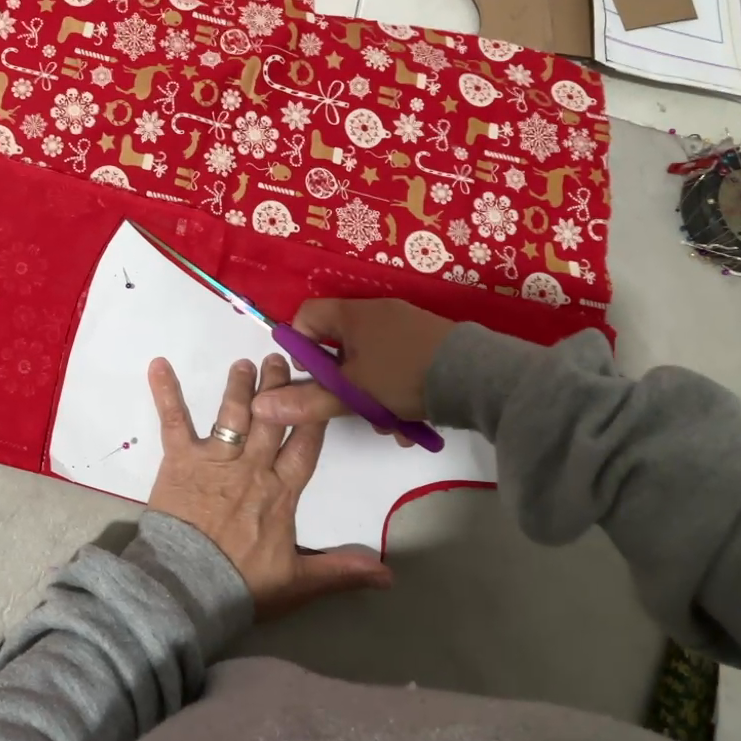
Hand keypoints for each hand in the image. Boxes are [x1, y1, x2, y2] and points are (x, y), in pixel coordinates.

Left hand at [145, 353, 394, 618]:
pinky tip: (158, 364)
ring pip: (232, 414)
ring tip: (243, 364)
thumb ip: (340, 571)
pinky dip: (165, 392)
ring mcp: (215, 459)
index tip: (319, 390)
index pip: (304, 447)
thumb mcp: (298, 583)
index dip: (312, 418)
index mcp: (281, 492)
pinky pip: (174, 420)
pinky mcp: (180, 459)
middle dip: (277, 389)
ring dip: (238, 387)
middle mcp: (252, 467)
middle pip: (271, 420)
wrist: (188, 586)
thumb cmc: (241, 585)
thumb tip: (388, 574)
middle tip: (278, 359)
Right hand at [251, 298, 454, 444]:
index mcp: (352, 315)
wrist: (480, 377)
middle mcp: (377, 313)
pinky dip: (398, 393)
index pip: (306, 316)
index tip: (312, 377)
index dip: (300, 346)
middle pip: (340, 347)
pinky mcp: (431, 343)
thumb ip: (307, 401)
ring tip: (391, 427)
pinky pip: (398, 366)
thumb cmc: (404, 376)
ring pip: (371, 363)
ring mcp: (406, 326)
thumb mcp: (352, 393)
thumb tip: (259, 406)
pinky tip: (412, 423)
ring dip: (373, 397)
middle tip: (351, 411)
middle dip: (343, 386)